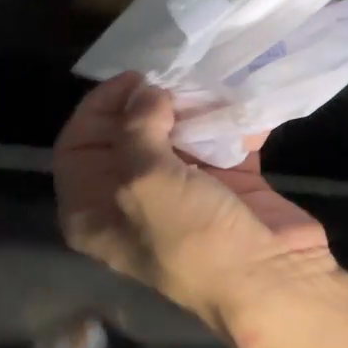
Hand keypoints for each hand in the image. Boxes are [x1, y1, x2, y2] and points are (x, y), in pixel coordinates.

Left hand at [53, 73, 332, 333]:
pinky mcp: (235, 187)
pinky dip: (240, 126)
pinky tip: (254, 107)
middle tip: (185, 75)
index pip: (81, 145)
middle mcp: (136, 198)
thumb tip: (148, 93)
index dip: (104, 108)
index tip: (141, 76)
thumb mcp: (148, 184)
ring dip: (202, 111)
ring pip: (186, 139)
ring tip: (221, 84)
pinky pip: (230, 146)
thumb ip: (140, 133)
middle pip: (134, 138)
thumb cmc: (193, 236)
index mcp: (94, 207)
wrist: (266, 273)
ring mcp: (189, 192)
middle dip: (156, 104)